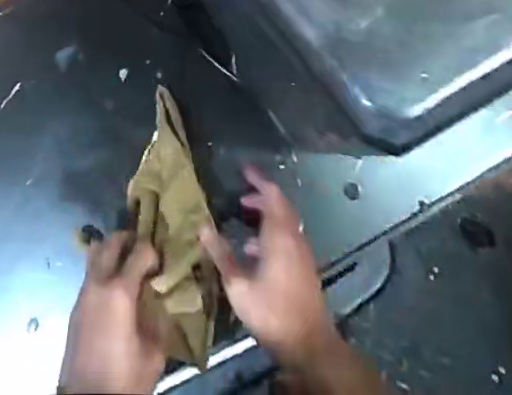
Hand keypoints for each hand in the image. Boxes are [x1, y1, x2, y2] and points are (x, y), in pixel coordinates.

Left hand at [59, 231, 166, 393]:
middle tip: (146, 250)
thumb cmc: (125, 378)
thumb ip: (160, 316)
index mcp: (120, 291)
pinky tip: (117, 287)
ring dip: (114, 253)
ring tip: (131, 265)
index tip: (164, 262)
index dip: (155, 251)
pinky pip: (91, 275)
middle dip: (130, 239)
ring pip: (96, 255)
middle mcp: (98, 284)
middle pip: (111, 242)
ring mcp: (83, 294)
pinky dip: (104, 270)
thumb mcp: (154, 349)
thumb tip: (165, 296)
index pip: (140, 250)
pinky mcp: (75, 308)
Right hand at [198, 166, 336, 361]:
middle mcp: (293, 236)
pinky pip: (288, 235)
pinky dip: (272, 231)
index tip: (244, 170)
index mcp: (279, 234)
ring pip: (285, 220)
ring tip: (245, 217)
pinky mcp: (303, 264)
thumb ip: (221, 254)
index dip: (259, 180)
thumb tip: (202, 226)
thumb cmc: (271, 311)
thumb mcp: (238, 285)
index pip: (272, 194)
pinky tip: (255, 250)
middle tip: (241, 196)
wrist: (308, 342)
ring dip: (267, 213)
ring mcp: (301, 251)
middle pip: (280, 205)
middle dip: (262, 195)